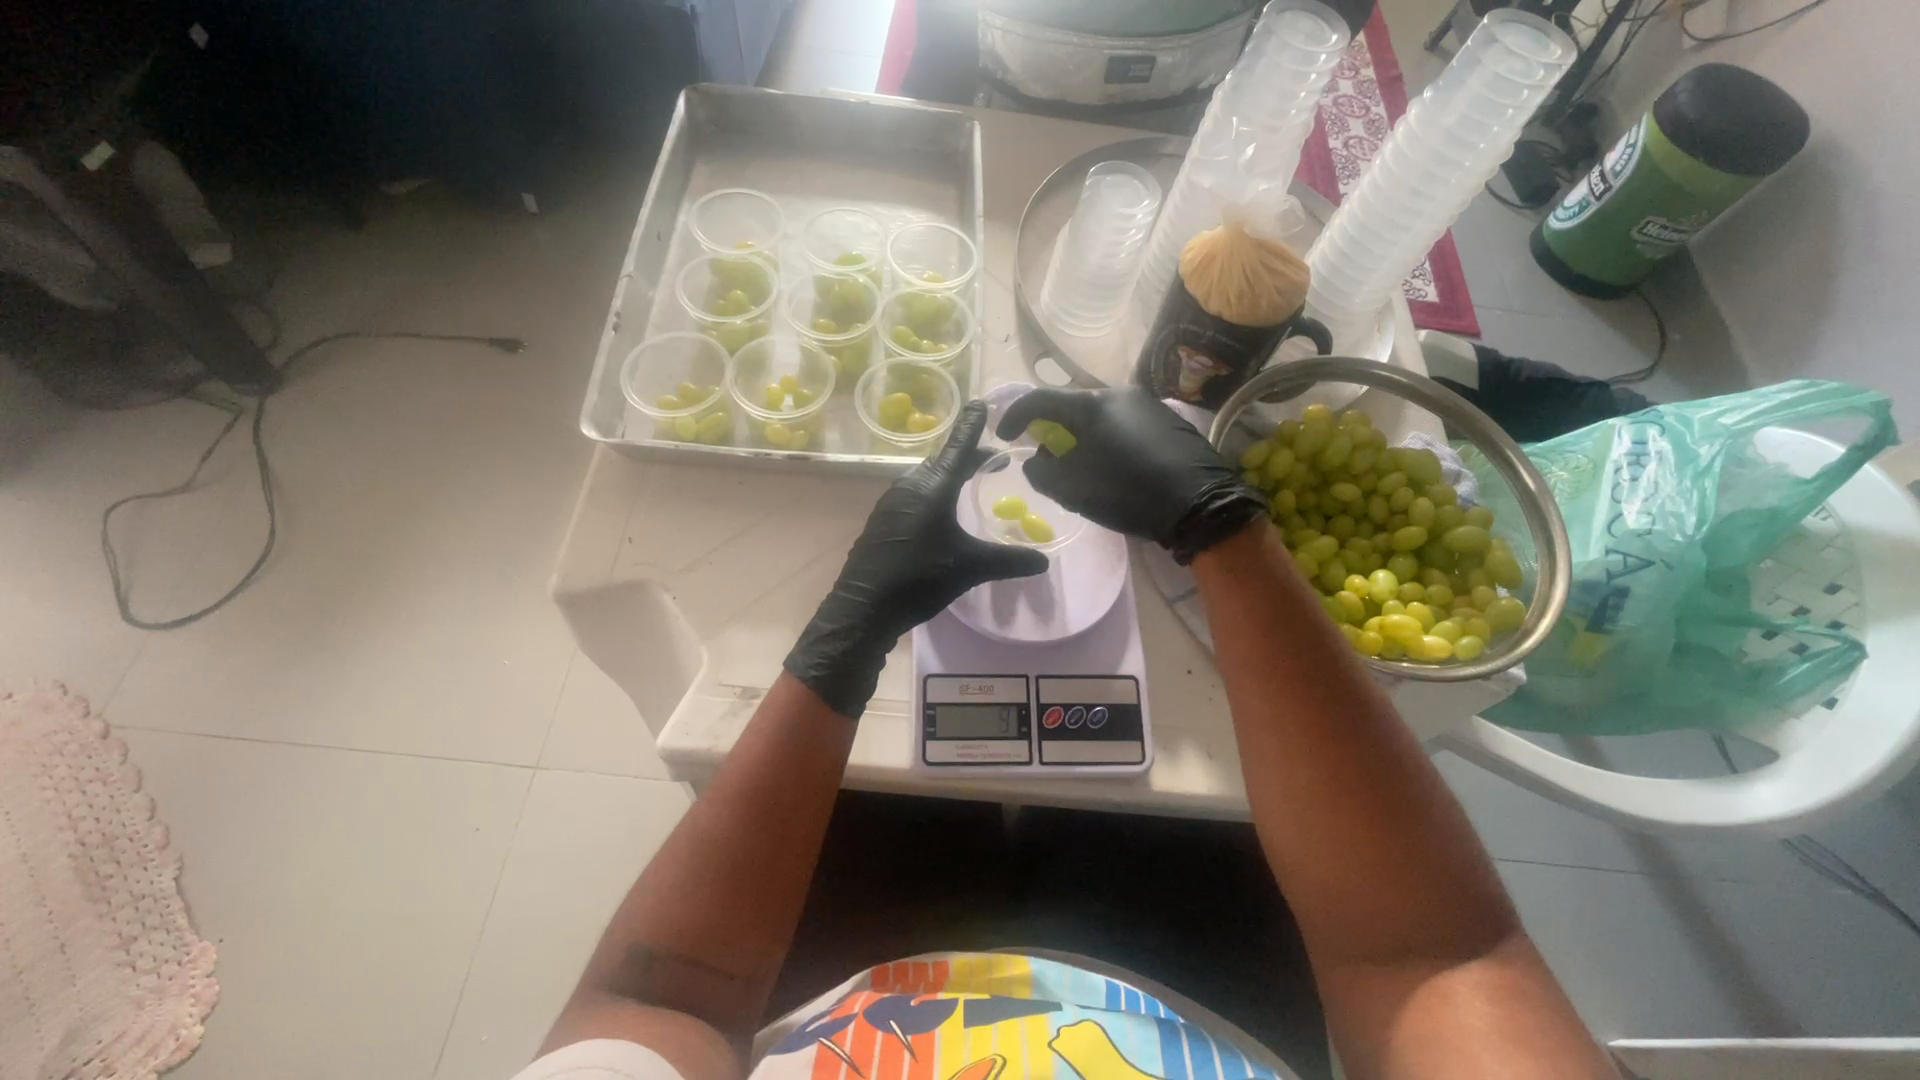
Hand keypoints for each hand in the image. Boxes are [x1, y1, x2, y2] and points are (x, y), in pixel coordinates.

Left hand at [786, 401, 1047, 717]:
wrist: (863, 608)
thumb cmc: (918, 579)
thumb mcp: (969, 569)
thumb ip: (1008, 561)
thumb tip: (1044, 562)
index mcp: (933, 489)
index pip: (959, 448)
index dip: (972, 427)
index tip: (980, 404)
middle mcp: (910, 487)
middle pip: (944, 462)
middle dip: (969, 457)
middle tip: (994, 460)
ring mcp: (891, 504)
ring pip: (927, 479)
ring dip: (950, 476)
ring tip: (970, 483)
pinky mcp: (882, 522)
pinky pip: (914, 496)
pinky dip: (933, 494)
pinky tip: (940, 514)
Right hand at [997, 386, 1266, 563]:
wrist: (1199, 505)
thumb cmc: (1127, 494)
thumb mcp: (1071, 489)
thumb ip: (1041, 471)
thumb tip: (1036, 460)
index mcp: (1091, 404)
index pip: (1039, 400)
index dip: (1014, 417)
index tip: (1003, 436)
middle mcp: (1119, 393)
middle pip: (1071, 407)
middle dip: (1052, 431)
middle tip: (1046, 458)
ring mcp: (1148, 405)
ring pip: (1099, 416)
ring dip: (1082, 437)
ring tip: (1081, 468)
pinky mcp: (1168, 421)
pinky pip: (1124, 425)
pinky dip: (1107, 441)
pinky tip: (1114, 467)